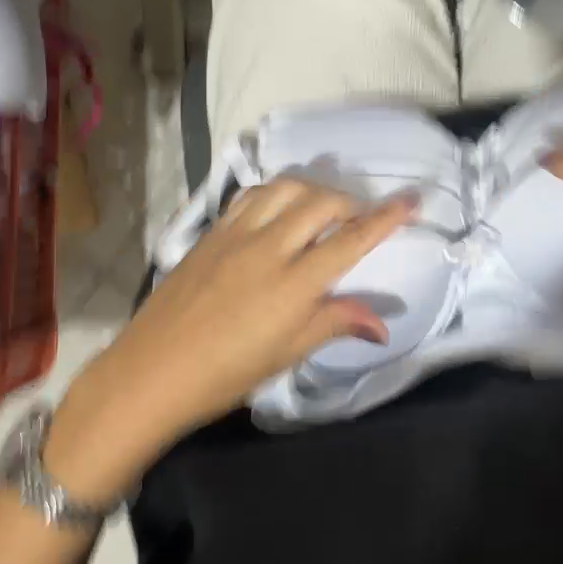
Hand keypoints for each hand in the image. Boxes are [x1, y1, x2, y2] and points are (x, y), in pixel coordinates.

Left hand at [44, 180, 414, 502]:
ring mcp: (235, 236)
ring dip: (314, 189)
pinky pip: (252, 197)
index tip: (412, 200)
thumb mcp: (289, 353)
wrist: (150, 374)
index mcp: (294, 285)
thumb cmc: (226, 375)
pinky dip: (277, 193)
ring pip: (285, 188)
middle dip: (351, 202)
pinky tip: (281, 208)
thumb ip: (337, 323)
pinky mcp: (210, 233)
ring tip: (324, 207)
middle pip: (321, 202)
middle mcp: (268, 249)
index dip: (386, 217)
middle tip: (362, 217)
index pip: (351, 239)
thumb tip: (384, 322)